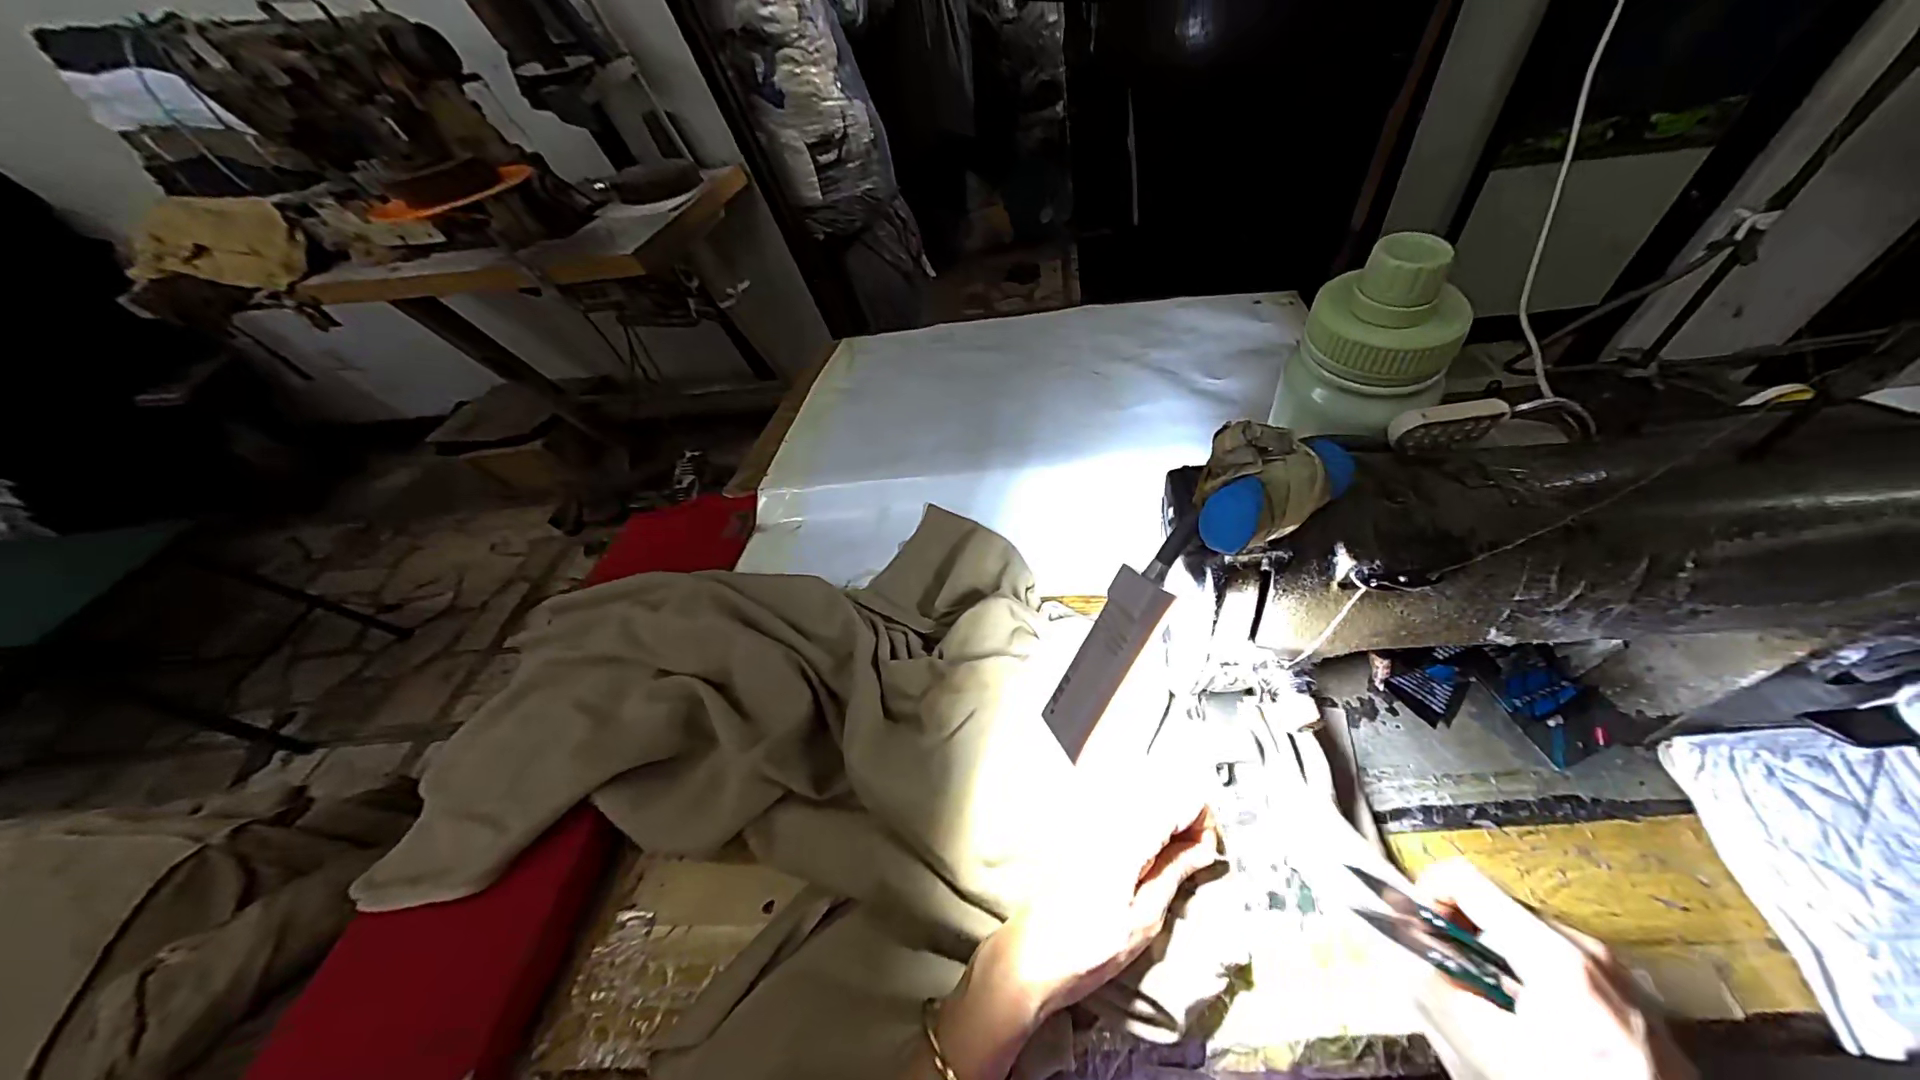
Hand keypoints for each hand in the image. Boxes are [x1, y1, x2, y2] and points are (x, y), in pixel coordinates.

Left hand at [918, 788, 1218, 1079]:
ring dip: (1164, 820)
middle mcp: (1103, 816)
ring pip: (1142, 797)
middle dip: (1185, 817)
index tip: (1208, 850)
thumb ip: (1175, 871)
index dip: (1203, 821)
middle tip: (1194, 855)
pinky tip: (1144, 855)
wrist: (1030, 955)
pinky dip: (1142, 825)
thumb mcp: (1144, 918)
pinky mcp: (1079, 830)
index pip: (1179, 798)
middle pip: (1160, 789)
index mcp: (1124, 835)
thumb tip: (1203, 846)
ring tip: (1171, 858)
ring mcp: (1088, 820)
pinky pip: (1122, 809)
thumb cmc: (1083, 948)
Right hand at [1411, 859, 1696, 1079]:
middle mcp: (1589, 950)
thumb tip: (1399, 945)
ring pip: (1521, 934)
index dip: (1423, 894)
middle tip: (1447, 980)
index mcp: (1554, 955)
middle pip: (1491, 907)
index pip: (1462, 877)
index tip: (1413, 929)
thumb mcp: (1483, 1049)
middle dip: (1457, 934)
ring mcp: (1616, 973)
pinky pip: (1555, 960)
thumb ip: (1430, 986)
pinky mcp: (1630, 994)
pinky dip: (1525, 976)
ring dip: (1490, 958)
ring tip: (1493, 1012)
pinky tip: (1531, 1026)